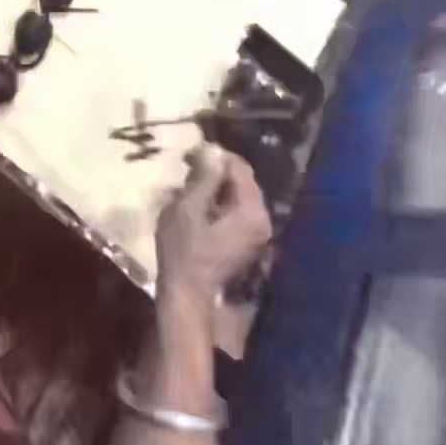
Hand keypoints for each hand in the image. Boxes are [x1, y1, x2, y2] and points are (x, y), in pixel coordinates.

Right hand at [155, 145, 272, 304]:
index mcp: (251, 210)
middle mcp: (262, 219)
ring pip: (237, 197)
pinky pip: (234, 212)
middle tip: (186, 168)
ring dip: (214, 187)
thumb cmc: (183, 251)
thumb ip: (203, 178)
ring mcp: (256, 233)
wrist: (187, 294)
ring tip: (187, 186)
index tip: (189, 154)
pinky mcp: (245, 242)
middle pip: (242, 182)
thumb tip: (212, 150)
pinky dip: (216, 203)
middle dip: (215, 171)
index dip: (215, 156)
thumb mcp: (187, 209)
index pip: (239, 168)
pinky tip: (196, 205)